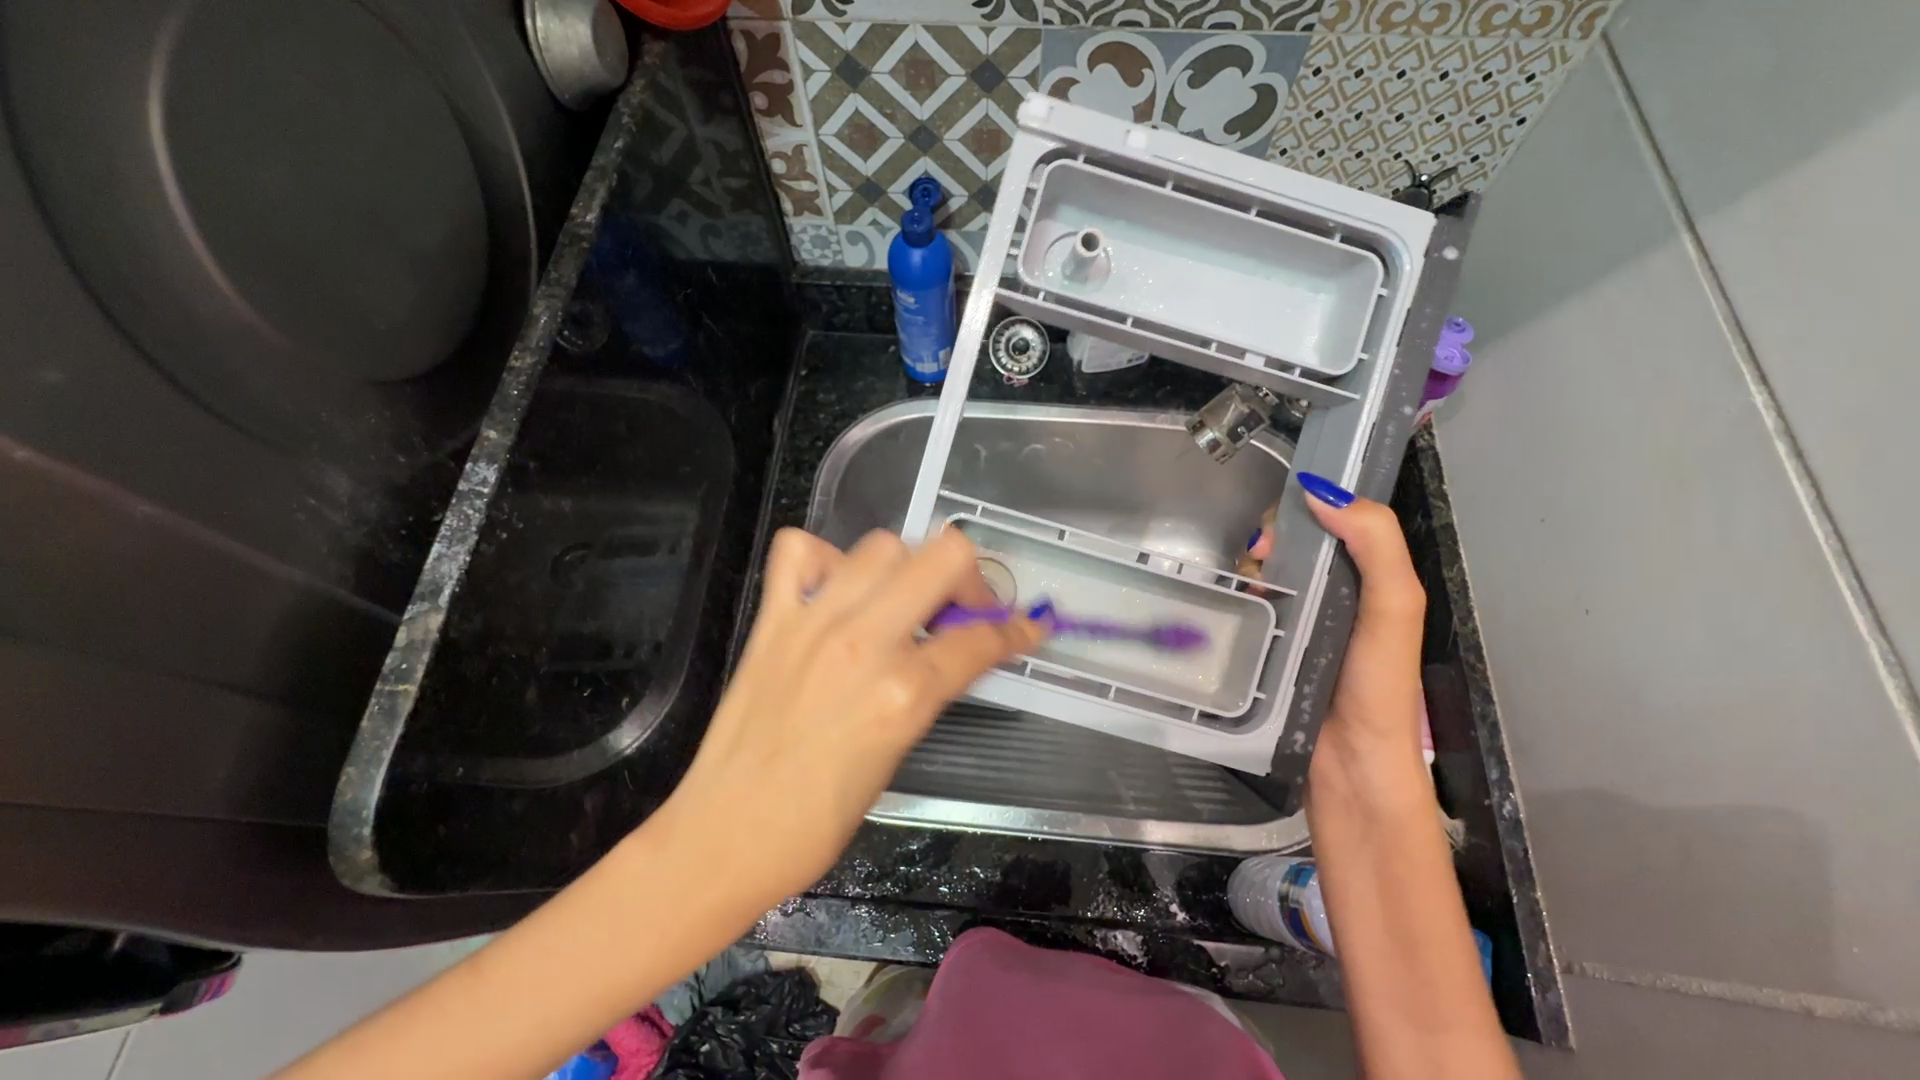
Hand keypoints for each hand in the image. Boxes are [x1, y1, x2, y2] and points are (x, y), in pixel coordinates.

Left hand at [663, 526, 1046, 902]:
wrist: (728, 833)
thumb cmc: (819, 820)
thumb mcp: (897, 755)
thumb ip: (927, 693)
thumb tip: (953, 656)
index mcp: (904, 692)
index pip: (981, 640)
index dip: (1016, 632)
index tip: (1028, 627)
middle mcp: (865, 642)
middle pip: (944, 558)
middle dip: (970, 579)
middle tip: (964, 611)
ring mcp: (814, 622)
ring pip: (883, 546)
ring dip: (907, 567)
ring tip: (903, 602)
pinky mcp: (772, 620)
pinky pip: (800, 552)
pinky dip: (826, 559)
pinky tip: (836, 591)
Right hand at [1241, 484, 1427, 798]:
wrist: (1350, 765)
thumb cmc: (1376, 684)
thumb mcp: (1395, 606)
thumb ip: (1375, 545)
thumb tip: (1321, 492)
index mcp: (1367, 581)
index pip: (1332, 524)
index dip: (1303, 510)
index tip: (1278, 523)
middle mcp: (1332, 597)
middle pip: (1289, 547)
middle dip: (1267, 542)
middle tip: (1255, 560)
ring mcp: (1297, 625)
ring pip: (1262, 577)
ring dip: (1246, 573)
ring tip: (1240, 589)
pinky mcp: (1268, 651)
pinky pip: (1245, 613)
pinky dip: (1233, 605)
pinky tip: (1225, 610)